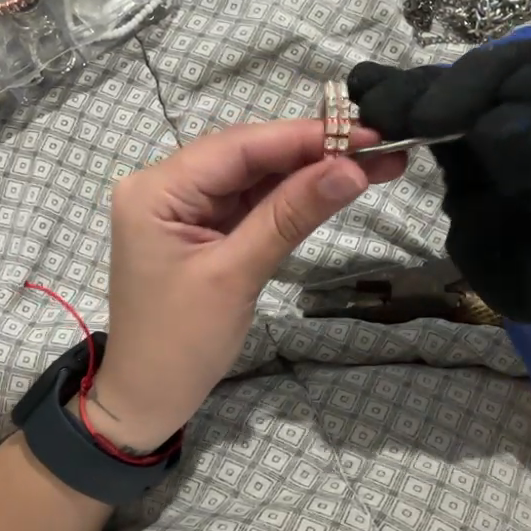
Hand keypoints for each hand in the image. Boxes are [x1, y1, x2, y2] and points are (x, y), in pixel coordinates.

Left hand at [85, 120, 406, 450]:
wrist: (147, 398)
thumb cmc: (181, 343)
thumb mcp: (236, 275)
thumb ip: (290, 215)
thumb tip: (351, 168)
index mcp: (156, 190)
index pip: (238, 146)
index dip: (304, 136)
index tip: (367, 131)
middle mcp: (163, 187)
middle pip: (247, 157)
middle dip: (314, 152)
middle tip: (383, 147)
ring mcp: (181, 209)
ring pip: (252, 178)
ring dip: (309, 173)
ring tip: (376, 164)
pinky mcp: (199, 231)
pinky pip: (247, 205)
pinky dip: (288, 199)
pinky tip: (332, 186)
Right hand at [348, 0, 530, 400]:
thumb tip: (498, 120)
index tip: (521, 97)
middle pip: (530, 53)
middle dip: (477, 83)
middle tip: (428, 120)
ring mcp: (518, 104)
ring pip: (475, 73)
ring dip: (426, 90)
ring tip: (380, 110)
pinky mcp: (470, 127)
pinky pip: (437, 101)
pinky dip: (401, 94)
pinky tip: (367, 89)